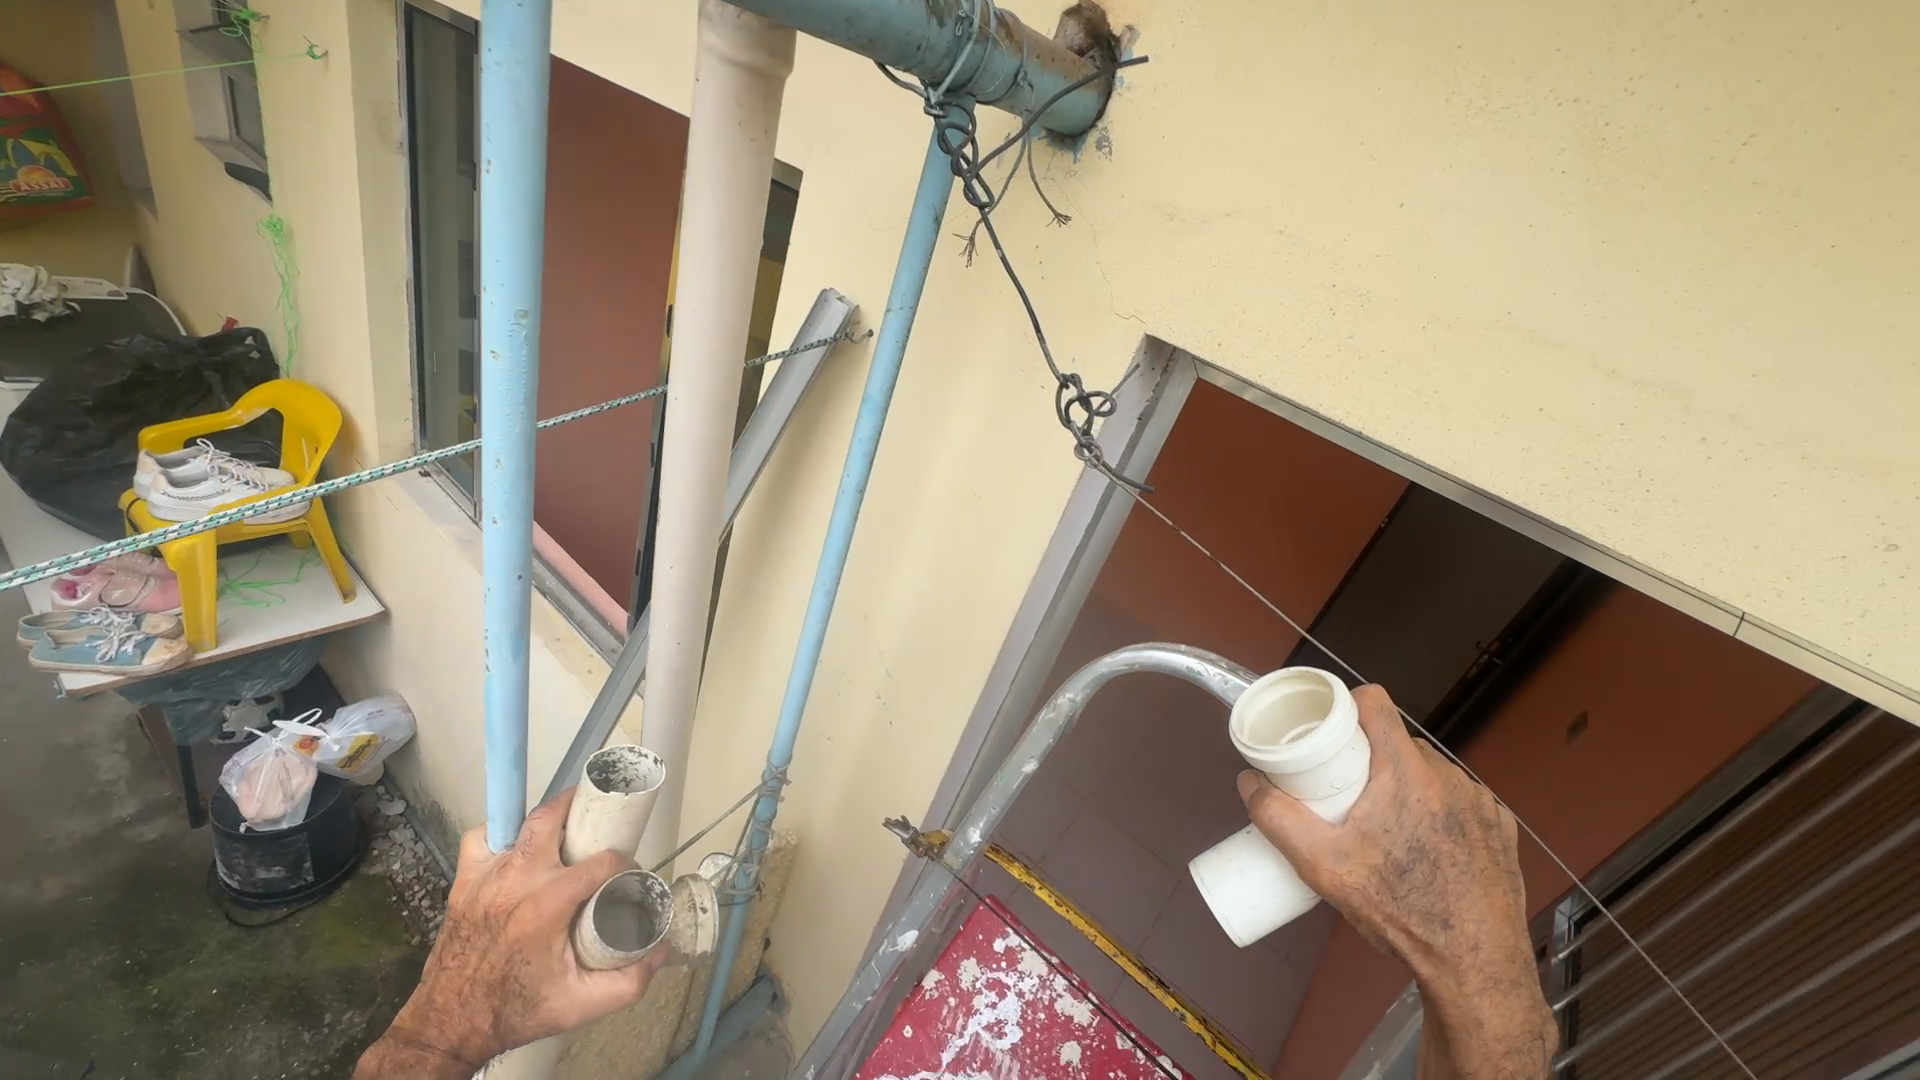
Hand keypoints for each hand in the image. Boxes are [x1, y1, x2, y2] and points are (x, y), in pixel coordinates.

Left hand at [354, 788, 666, 1078]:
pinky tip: (517, 848)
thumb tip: (663, 949)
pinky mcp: (465, 882)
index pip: (602, 862)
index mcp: (547, 905)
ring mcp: (487, 877)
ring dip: (546, 820)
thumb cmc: (516, 1011)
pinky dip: (501, 835)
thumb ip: (630, 981)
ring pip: (520, 824)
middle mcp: (516, 881)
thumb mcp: (580, 1005)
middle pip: (552, 818)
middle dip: (582, 810)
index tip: (629, 877)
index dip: (624, 864)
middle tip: (600, 822)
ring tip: (565, 831)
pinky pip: (481, 839)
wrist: (449, 1026)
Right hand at [1237, 684, 1556, 1077]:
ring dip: (1404, 782)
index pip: (1375, 702)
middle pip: (1398, 740)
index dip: (1346, 704)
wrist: (1475, 969)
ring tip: (1384, 820)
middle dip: (1369, 755)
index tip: (1328, 728)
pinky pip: (1460, 798)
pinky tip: (1426, 840)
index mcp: (1405, 772)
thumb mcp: (1320, 865)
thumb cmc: (1397, 910)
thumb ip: (1276, 816)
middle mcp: (1449, 777)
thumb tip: (1248, 780)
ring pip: (1430, 770)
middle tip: (1345, 788)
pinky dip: (1438, 807)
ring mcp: (1482, 803)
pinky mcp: (1503, 830)